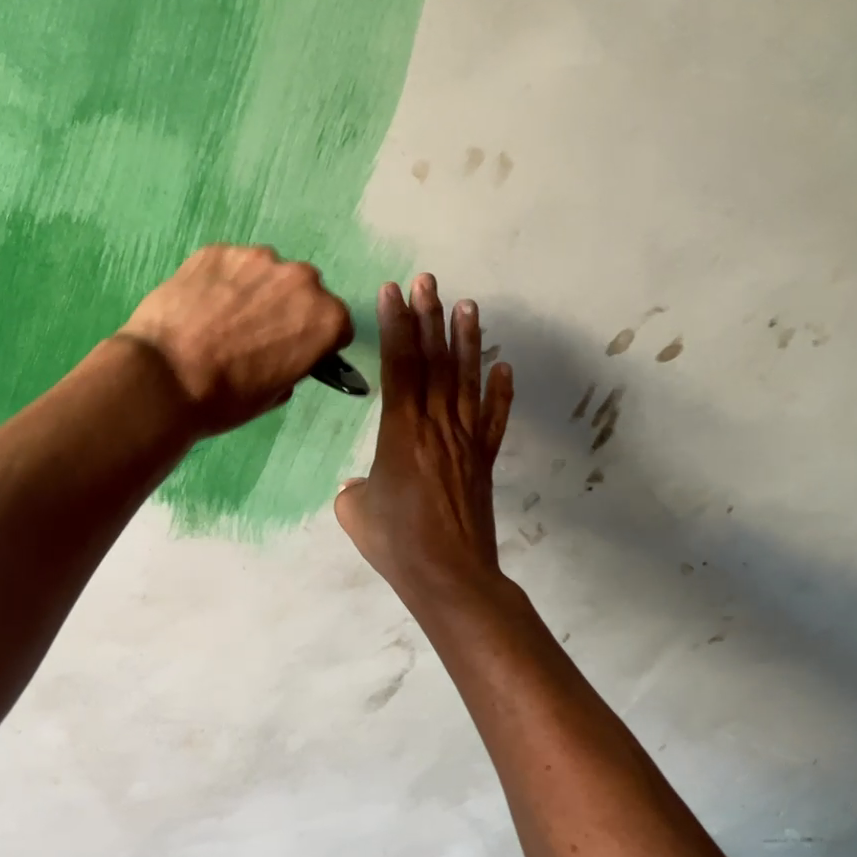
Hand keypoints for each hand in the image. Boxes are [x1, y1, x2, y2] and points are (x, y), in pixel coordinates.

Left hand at [117, 245, 353, 437]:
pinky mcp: (216, 250)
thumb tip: (283, 355)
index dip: (312, 340)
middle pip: (300, 291)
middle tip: (250, 334)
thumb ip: (291, 365)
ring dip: (250, 290)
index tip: (291, 351)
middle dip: (282, 309)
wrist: (162, 378)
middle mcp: (300, 278)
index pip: (333, 324)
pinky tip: (196, 305)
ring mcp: (256, 258)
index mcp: (326, 318)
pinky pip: (226, 265)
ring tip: (218, 319)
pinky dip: (217, 280)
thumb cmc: (223, 398)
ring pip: (262, 272)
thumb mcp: (273, 395)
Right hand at [335, 275, 514, 592]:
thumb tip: (366, 481)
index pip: (398, 366)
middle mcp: (436, 425)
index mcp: (400, 431)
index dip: (394, 327)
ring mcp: (465, 442)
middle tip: (427, 281)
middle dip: (428, 318)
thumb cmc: (394, 542)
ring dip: (465, 341)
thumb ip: (356, 485)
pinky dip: (500, 392)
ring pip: (465, 381)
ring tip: (466, 305)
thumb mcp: (353, 509)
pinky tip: (503, 367)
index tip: (392, 292)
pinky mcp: (482, 461)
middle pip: (434, 362)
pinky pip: (493, 419)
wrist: (449, 576)